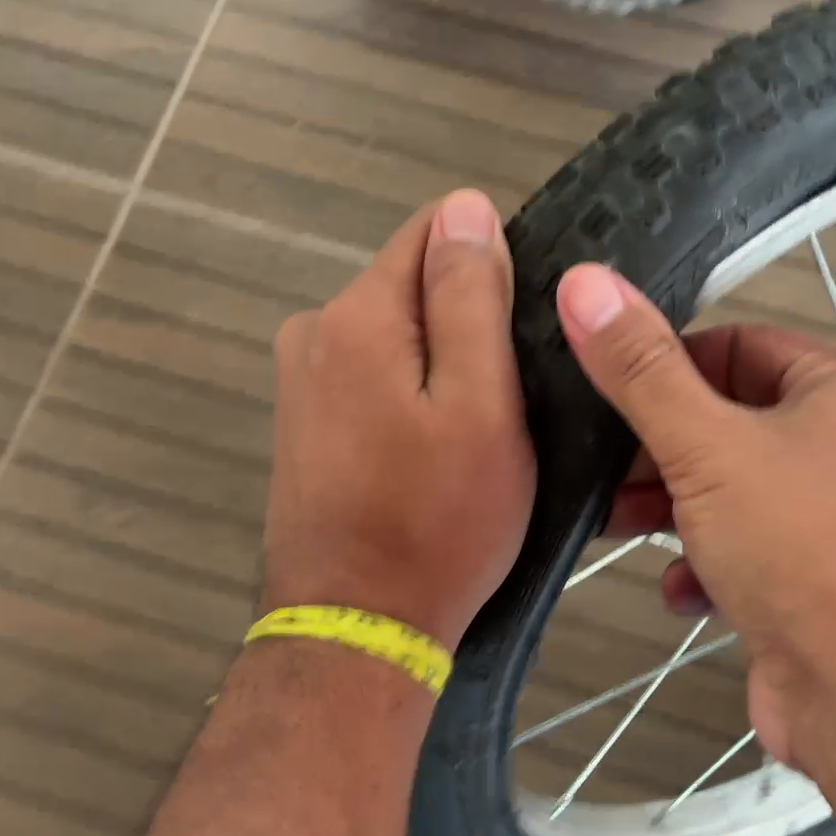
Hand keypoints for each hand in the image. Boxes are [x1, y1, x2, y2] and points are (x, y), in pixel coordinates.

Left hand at [266, 191, 535, 649]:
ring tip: (487, 425)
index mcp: (360, 314)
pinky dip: (418, 393)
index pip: (436, 232)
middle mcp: (316, 330)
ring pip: (401, 335)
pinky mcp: (306, 423)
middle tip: (518, 394)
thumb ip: (472, 299)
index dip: (495, 264)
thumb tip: (467, 208)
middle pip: (416, 285)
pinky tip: (441, 447)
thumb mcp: (482, 405)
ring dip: (447, 360)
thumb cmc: (440, 519)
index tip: (532, 326)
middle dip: (472, 318)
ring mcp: (302, 380)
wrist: (359, 628)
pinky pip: (379, 377)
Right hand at [556, 264, 835, 766]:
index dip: (667, 366)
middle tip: (598, 472)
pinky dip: (710, 562)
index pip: (739, 346)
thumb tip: (585, 281)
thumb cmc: (804, 549)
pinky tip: (680, 590)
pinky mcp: (825, 578)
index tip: (606, 395)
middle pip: (733, 421)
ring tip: (615, 527)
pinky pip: (754, 549)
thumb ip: (642, 370)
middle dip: (660, 449)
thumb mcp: (708, 447)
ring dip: (675, 508)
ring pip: (736, 489)